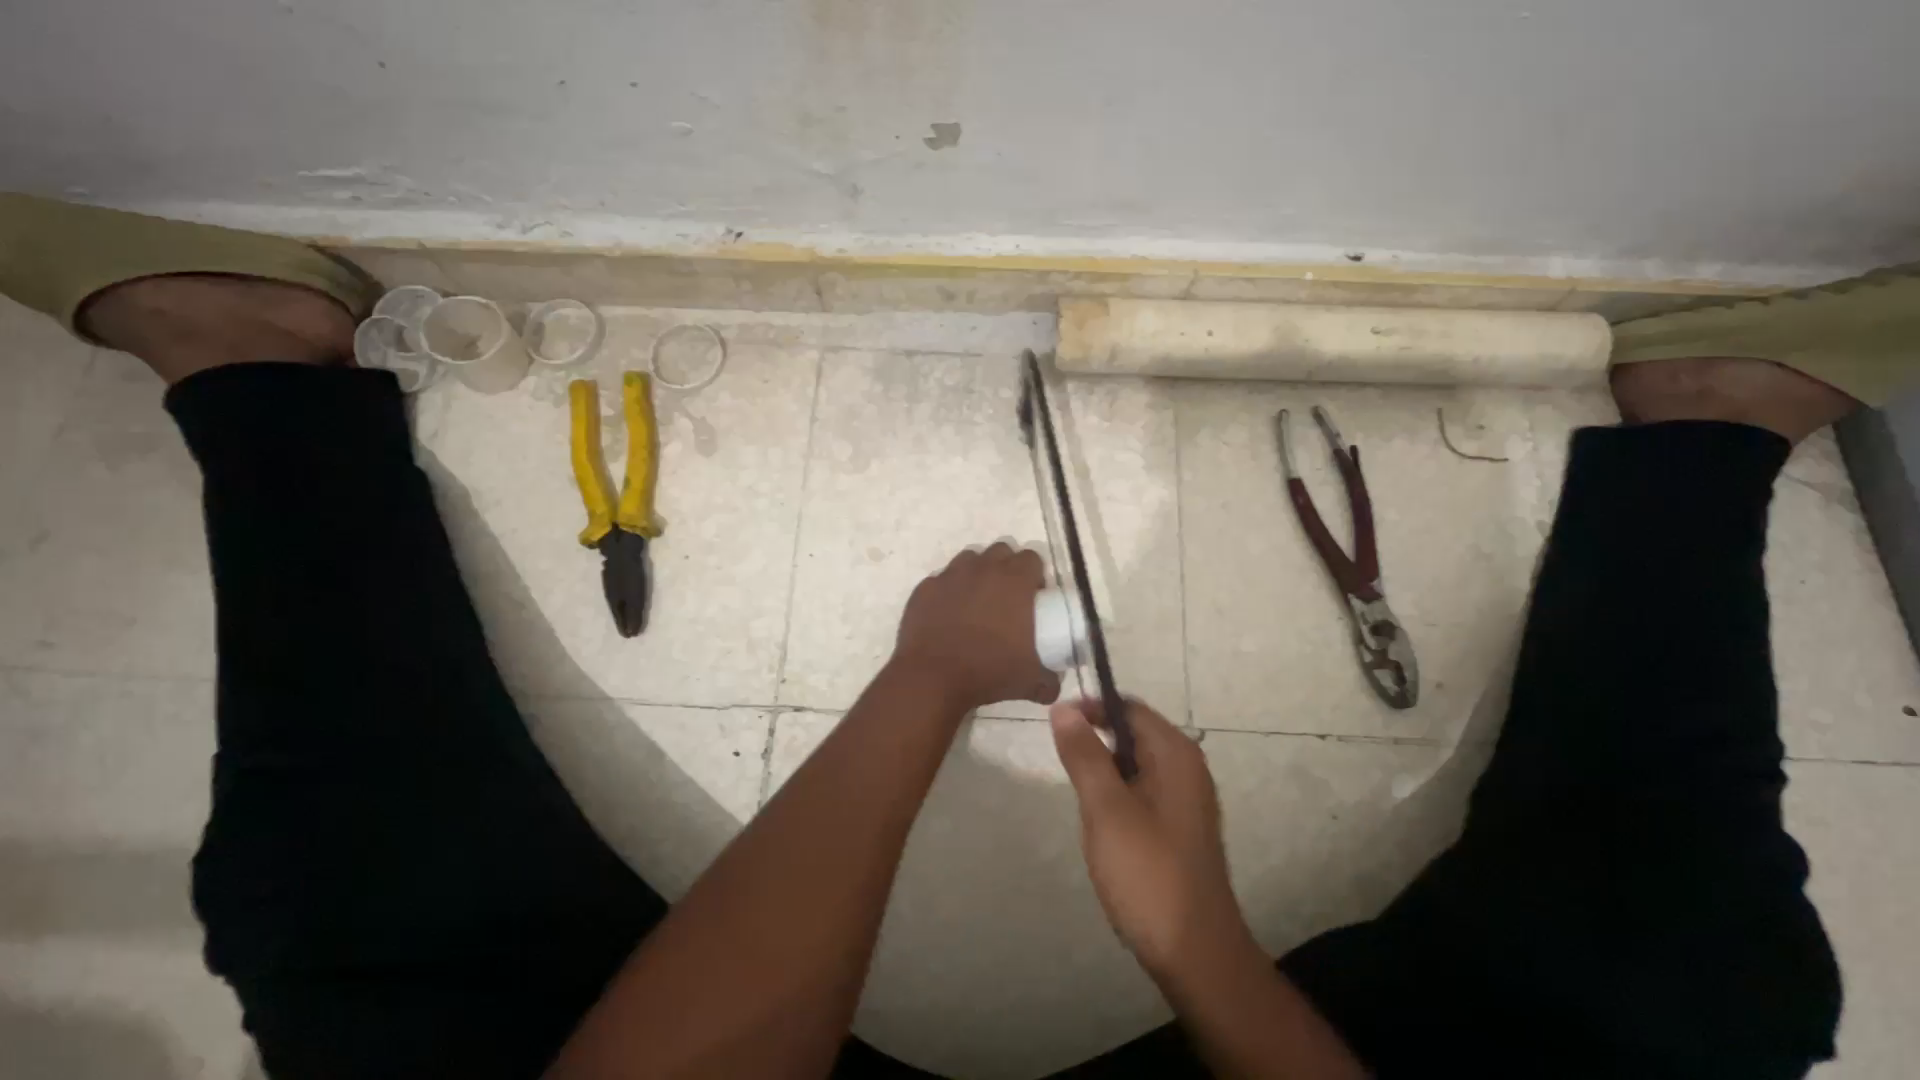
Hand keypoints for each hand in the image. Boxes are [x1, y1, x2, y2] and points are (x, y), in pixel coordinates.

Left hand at [893, 542, 1061, 713]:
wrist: (932, 677)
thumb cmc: (988, 671)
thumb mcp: (1029, 681)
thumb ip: (1048, 681)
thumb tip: (1053, 687)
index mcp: (1014, 581)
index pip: (1032, 558)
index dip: (1036, 575)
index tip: (1035, 598)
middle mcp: (982, 569)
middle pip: (1001, 551)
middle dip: (1007, 568)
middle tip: (1008, 599)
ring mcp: (950, 575)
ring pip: (969, 560)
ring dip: (978, 574)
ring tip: (978, 603)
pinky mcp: (925, 588)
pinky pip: (942, 580)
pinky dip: (949, 591)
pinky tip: (949, 615)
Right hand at [1051, 699, 1253, 979]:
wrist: (1194, 951)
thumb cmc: (1148, 873)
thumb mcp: (1106, 810)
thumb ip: (1084, 755)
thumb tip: (1064, 708)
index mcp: (1175, 755)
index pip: (1129, 708)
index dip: (1091, 708)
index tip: (1054, 725)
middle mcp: (1188, 769)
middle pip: (1133, 734)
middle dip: (1096, 743)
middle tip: (1063, 768)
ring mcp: (1187, 801)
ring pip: (1135, 767)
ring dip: (1104, 774)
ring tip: (1082, 803)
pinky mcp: (1180, 830)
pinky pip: (1143, 794)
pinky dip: (1118, 799)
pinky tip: (1103, 830)